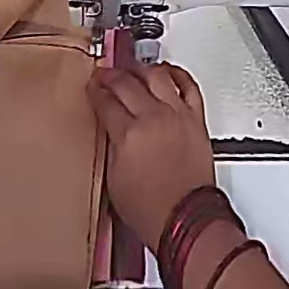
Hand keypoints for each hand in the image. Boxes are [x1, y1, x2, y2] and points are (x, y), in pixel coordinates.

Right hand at [87, 62, 215, 249]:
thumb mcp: (114, 180)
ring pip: (156, 76)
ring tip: (132, 70)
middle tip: (104, 75)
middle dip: (110, 76)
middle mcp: (154, 118)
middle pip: (127, 83)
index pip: (106, 102)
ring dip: (140, 69)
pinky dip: (177, 74)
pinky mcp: (195, 118)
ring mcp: (177, 115)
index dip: (95, 92)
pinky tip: (167, 71)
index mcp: (129, 135)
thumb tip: (108, 125)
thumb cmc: (151, 209)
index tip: (92, 88)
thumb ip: (111, 145)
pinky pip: (188, 86)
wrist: (185, 219)